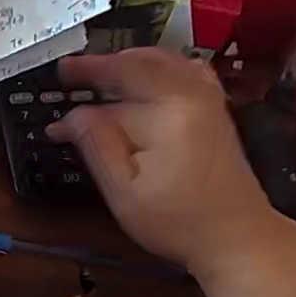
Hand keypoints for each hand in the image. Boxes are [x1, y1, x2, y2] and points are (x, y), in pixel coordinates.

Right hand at [49, 49, 287, 275]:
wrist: (236, 236)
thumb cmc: (177, 221)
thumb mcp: (124, 191)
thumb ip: (97, 146)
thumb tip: (72, 116)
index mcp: (166, 110)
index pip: (115, 86)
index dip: (83, 86)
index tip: (59, 77)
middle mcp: (191, 93)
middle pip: (140, 61)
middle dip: (104, 64)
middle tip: (74, 71)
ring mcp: (209, 98)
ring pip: (164, 60)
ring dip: (131, 60)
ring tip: (104, 70)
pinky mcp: (217, 110)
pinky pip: (185, 70)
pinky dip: (160, 66)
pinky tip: (149, 77)